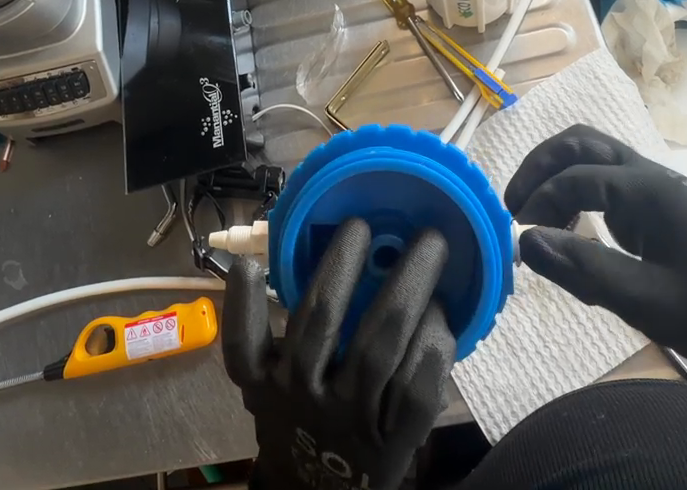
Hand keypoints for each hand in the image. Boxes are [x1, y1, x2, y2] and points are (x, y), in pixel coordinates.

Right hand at [224, 218, 455, 489]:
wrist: (320, 489)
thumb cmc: (297, 415)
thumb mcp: (271, 380)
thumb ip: (277, 329)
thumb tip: (292, 252)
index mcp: (266, 381)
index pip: (244, 345)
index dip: (244, 303)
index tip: (252, 262)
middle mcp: (303, 395)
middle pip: (320, 322)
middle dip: (341, 266)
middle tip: (363, 224)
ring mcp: (349, 420)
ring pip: (377, 350)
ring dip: (405, 293)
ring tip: (427, 249)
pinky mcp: (392, 444)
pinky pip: (415, 394)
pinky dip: (430, 353)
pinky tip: (442, 317)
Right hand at [505, 123, 686, 435]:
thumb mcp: (651, 303)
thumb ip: (584, 270)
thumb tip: (524, 241)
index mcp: (652, 191)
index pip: (577, 176)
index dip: (539, 199)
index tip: (517, 233)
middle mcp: (657, 179)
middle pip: (586, 143)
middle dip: (543, 165)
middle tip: (516, 203)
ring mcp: (668, 194)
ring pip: (602, 161)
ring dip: (564, 179)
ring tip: (542, 221)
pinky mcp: (674, 213)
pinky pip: (618, 188)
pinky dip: (587, 199)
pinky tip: (582, 236)